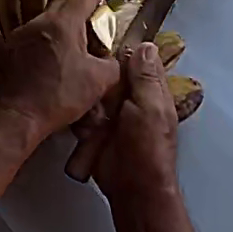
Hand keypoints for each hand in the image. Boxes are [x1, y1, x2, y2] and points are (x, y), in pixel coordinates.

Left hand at [0, 0, 119, 145]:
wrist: (19, 115)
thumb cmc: (61, 95)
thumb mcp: (100, 81)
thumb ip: (114, 63)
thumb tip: (115, 59)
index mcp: (63, 23)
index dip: (98, 1)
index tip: (104, 12)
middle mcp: (40, 22)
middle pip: (63, 4)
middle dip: (79, 12)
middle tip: (91, 30)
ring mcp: (22, 33)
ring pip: (47, 20)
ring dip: (61, 28)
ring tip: (72, 48)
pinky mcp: (12, 48)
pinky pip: (34, 35)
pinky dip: (46, 41)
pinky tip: (53, 60)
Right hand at [88, 42, 180, 202]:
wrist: (132, 189)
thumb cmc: (148, 151)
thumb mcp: (151, 108)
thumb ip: (146, 77)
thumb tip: (146, 45)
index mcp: (151, 89)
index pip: (137, 59)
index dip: (121, 49)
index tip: (103, 42)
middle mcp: (131, 97)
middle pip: (108, 73)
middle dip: (99, 79)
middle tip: (100, 94)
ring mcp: (111, 113)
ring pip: (91, 92)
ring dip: (89, 103)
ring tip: (97, 120)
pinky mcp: (94, 128)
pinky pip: (81, 113)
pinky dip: (82, 120)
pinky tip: (88, 131)